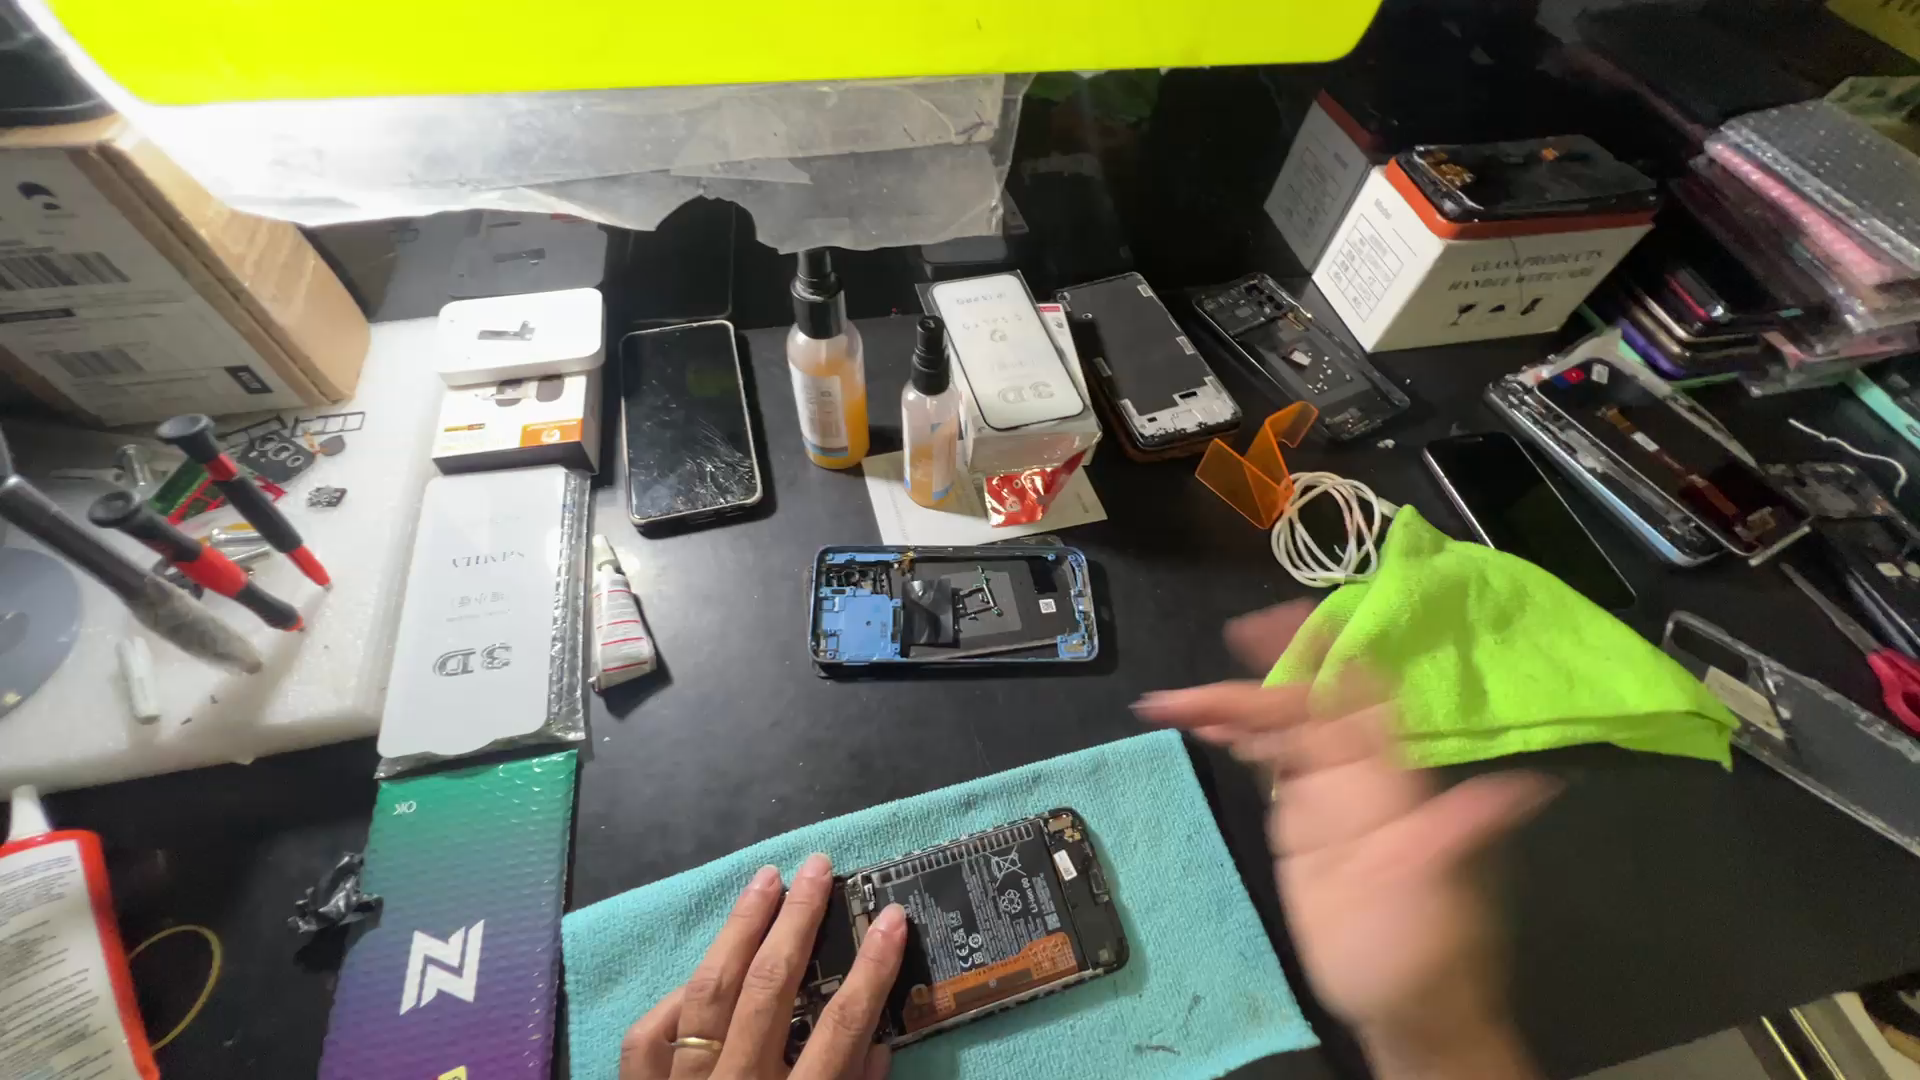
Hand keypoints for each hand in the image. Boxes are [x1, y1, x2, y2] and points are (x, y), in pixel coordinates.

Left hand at [620, 854, 907, 1079]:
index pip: (841, 1031)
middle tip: (819, 867)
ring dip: (740, 927)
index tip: (892, 915)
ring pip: (708, 992)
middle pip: (767, 991)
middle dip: (797, 921)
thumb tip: (878, 1048)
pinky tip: (702, 970)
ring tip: (767, 878)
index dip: (870, 969)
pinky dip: (678, 997)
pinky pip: (648, 1036)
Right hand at [1133, 602, 1553, 1079]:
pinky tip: (1200, 726)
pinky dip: (1228, 735)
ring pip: (1271, 726)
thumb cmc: (1428, 956)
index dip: (1326, 654)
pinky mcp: (1297, 810)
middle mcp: (1357, 768)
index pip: (1360, 697)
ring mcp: (1323, 788)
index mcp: (1394, 776)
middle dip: (1250, 682)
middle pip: (1298, 706)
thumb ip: (1461, 834)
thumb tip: (1521, 786)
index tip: (1281, 624)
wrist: (1403, 1006)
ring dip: (1225, 708)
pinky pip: (1261, 755)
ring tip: (1173, 702)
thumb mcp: (1446, 897)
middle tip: (1197, 671)